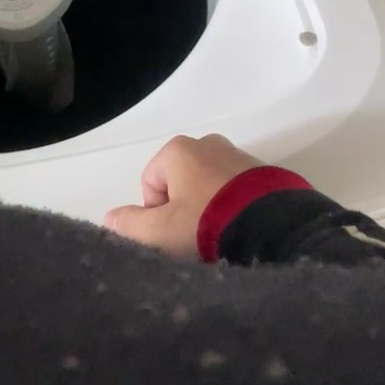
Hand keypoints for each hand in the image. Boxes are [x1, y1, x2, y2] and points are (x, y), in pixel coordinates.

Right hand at [104, 134, 262, 258]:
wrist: (274, 230)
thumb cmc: (207, 225)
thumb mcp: (161, 232)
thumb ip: (130, 225)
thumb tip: (110, 218)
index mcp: (179, 150)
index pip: (150, 182)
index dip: (155, 214)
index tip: (172, 236)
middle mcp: (209, 144)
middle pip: (181, 184)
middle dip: (183, 211)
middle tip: (194, 240)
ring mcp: (239, 156)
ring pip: (210, 189)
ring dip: (210, 211)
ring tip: (222, 240)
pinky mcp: (265, 174)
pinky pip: (238, 193)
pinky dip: (235, 210)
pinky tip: (243, 232)